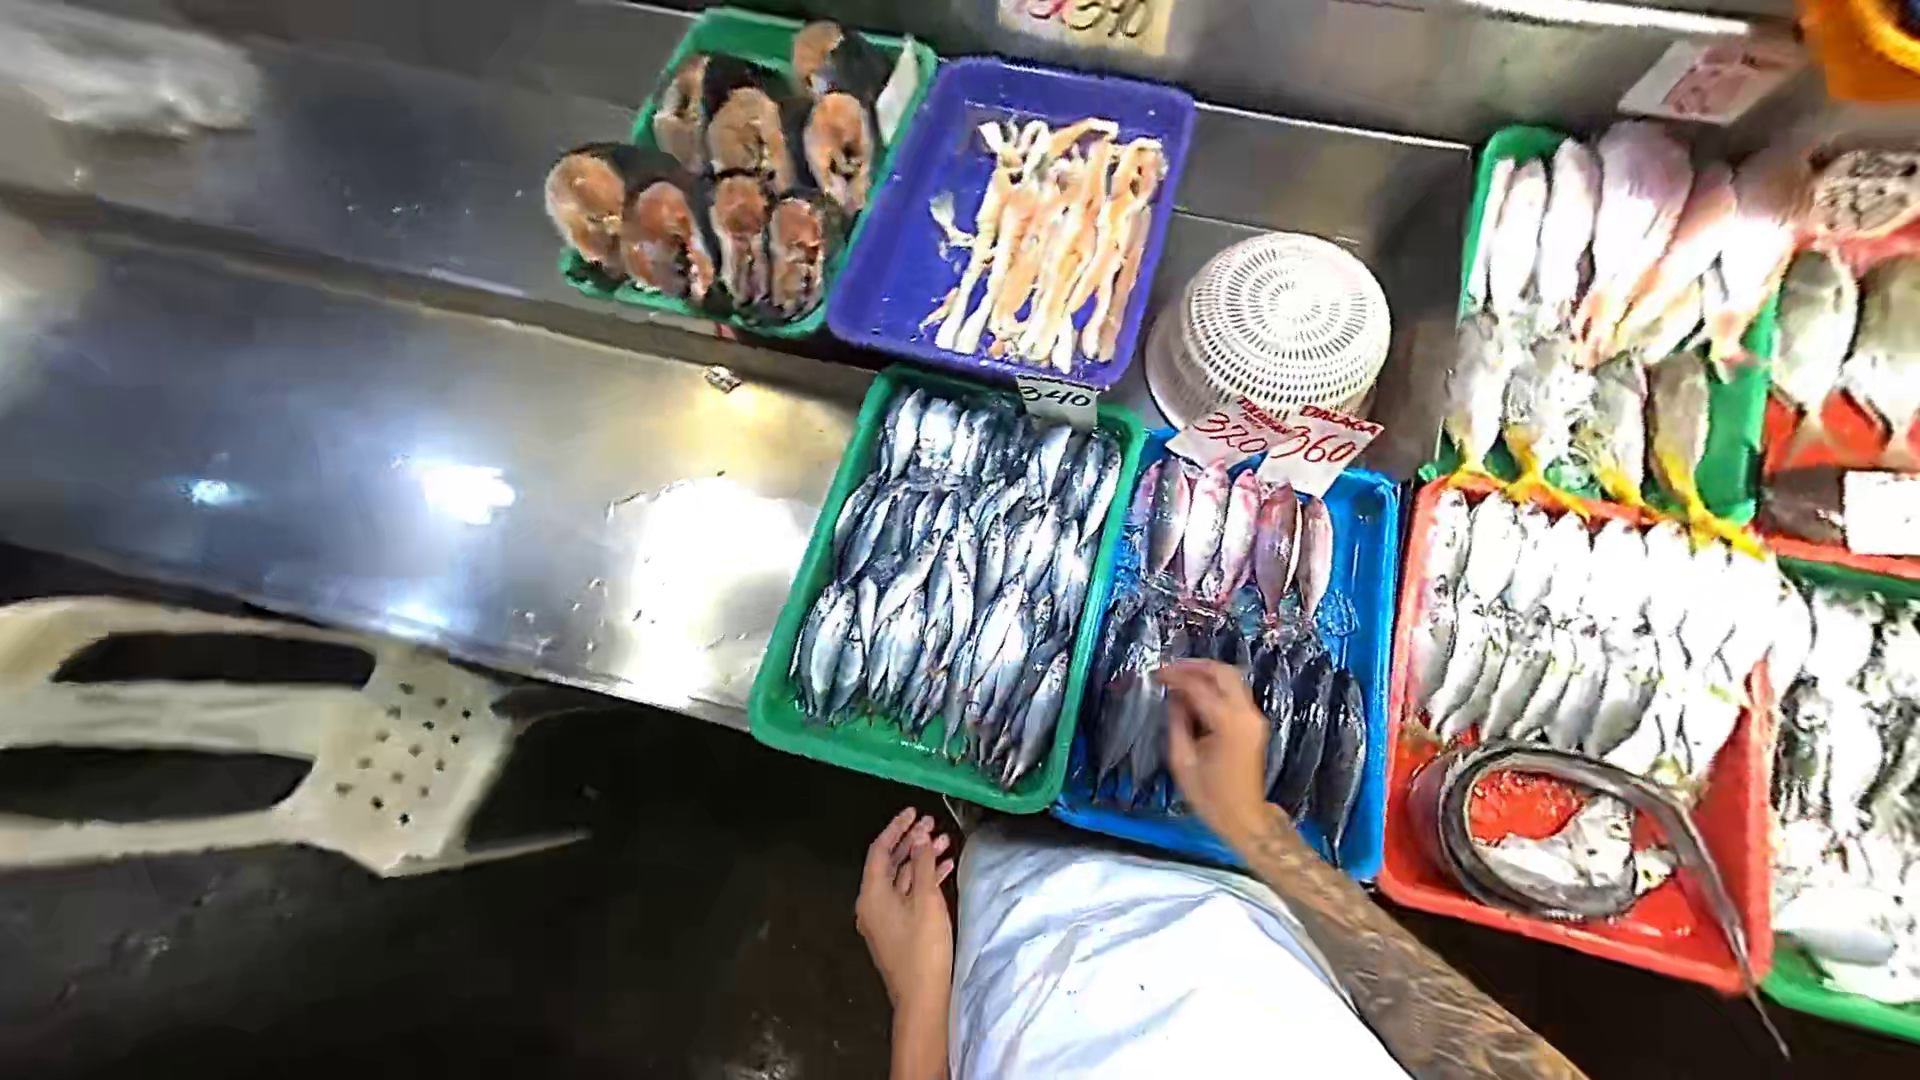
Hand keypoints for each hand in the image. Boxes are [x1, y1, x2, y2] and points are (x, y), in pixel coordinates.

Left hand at [855, 808, 955, 1018]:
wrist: (923, 999)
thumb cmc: (922, 948)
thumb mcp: (926, 899)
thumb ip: (922, 863)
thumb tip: (919, 838)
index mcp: (872, 893)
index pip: (880, 849)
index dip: (897, 827)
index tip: (913, 812)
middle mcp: (872, 903)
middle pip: (891, 861)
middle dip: (912, 840)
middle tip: (932, 824)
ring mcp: (884, 917)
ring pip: (902, 876)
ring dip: (922, 858)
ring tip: (944, 842)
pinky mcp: (897, 928)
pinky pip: (908, 893)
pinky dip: (924, 878)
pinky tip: (944, 868)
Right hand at [1160, 658, 1273, 846]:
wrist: (1244, 818)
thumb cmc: (1210, 795)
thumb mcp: (1182, 760)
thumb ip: (1178, 721)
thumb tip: (1174, 697)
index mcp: (1227, 722)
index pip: (1198, 686)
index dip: (1174, 676)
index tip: (1155, 673)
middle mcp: (1245, 714)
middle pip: (1223, 671)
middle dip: (1194, 665)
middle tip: (1169, 669)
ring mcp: (1253, 717)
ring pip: (1231, 678)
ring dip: (1205, 673)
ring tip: (1178, 678)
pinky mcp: (1254, 723)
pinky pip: (1233, 692)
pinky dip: (1213, 685)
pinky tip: (1193, 693)